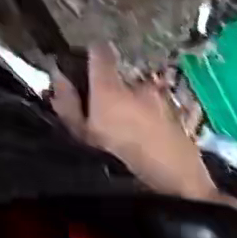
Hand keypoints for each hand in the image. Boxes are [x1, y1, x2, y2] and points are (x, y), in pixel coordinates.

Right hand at [50, 44, 229, 204]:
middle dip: (112, 84)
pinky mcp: (178, 114)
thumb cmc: (119, 159)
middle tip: (103, 107)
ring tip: (126, 126)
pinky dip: (150, 115)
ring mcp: (160, 98)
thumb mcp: (82, 137)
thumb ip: (68, 105)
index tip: (83, 60)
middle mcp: (137, 85)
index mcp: (109, 87)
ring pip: (140, 92)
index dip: (91, 52)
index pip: (100, 52)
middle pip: (120, 74)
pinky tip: (146, 136)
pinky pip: (157, 107)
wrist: (174, 185)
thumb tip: (58, 79)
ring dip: (133, 102)